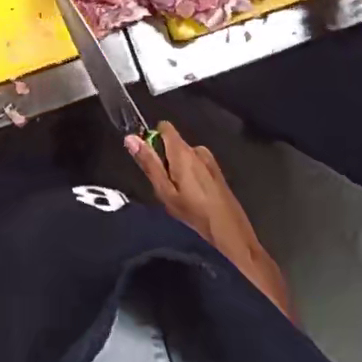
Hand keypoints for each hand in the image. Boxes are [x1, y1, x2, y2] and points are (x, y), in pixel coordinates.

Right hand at [127, 122, 293, 318]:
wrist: (231, 233)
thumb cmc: (194, 213)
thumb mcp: (165, 192)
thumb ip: (148, 163)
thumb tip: (130, 137)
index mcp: (184, 151)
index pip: (164, 127)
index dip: (153, 138)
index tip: (150, 160)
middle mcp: (198, 149)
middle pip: (173, 143)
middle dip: (165, 159)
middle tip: (165, 186)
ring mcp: (210, 160)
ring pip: (184, 156)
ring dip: (178, 169)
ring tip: (179, 195)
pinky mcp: (217, 171)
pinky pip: (196, 165)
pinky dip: (190, 176)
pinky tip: (193, 198)